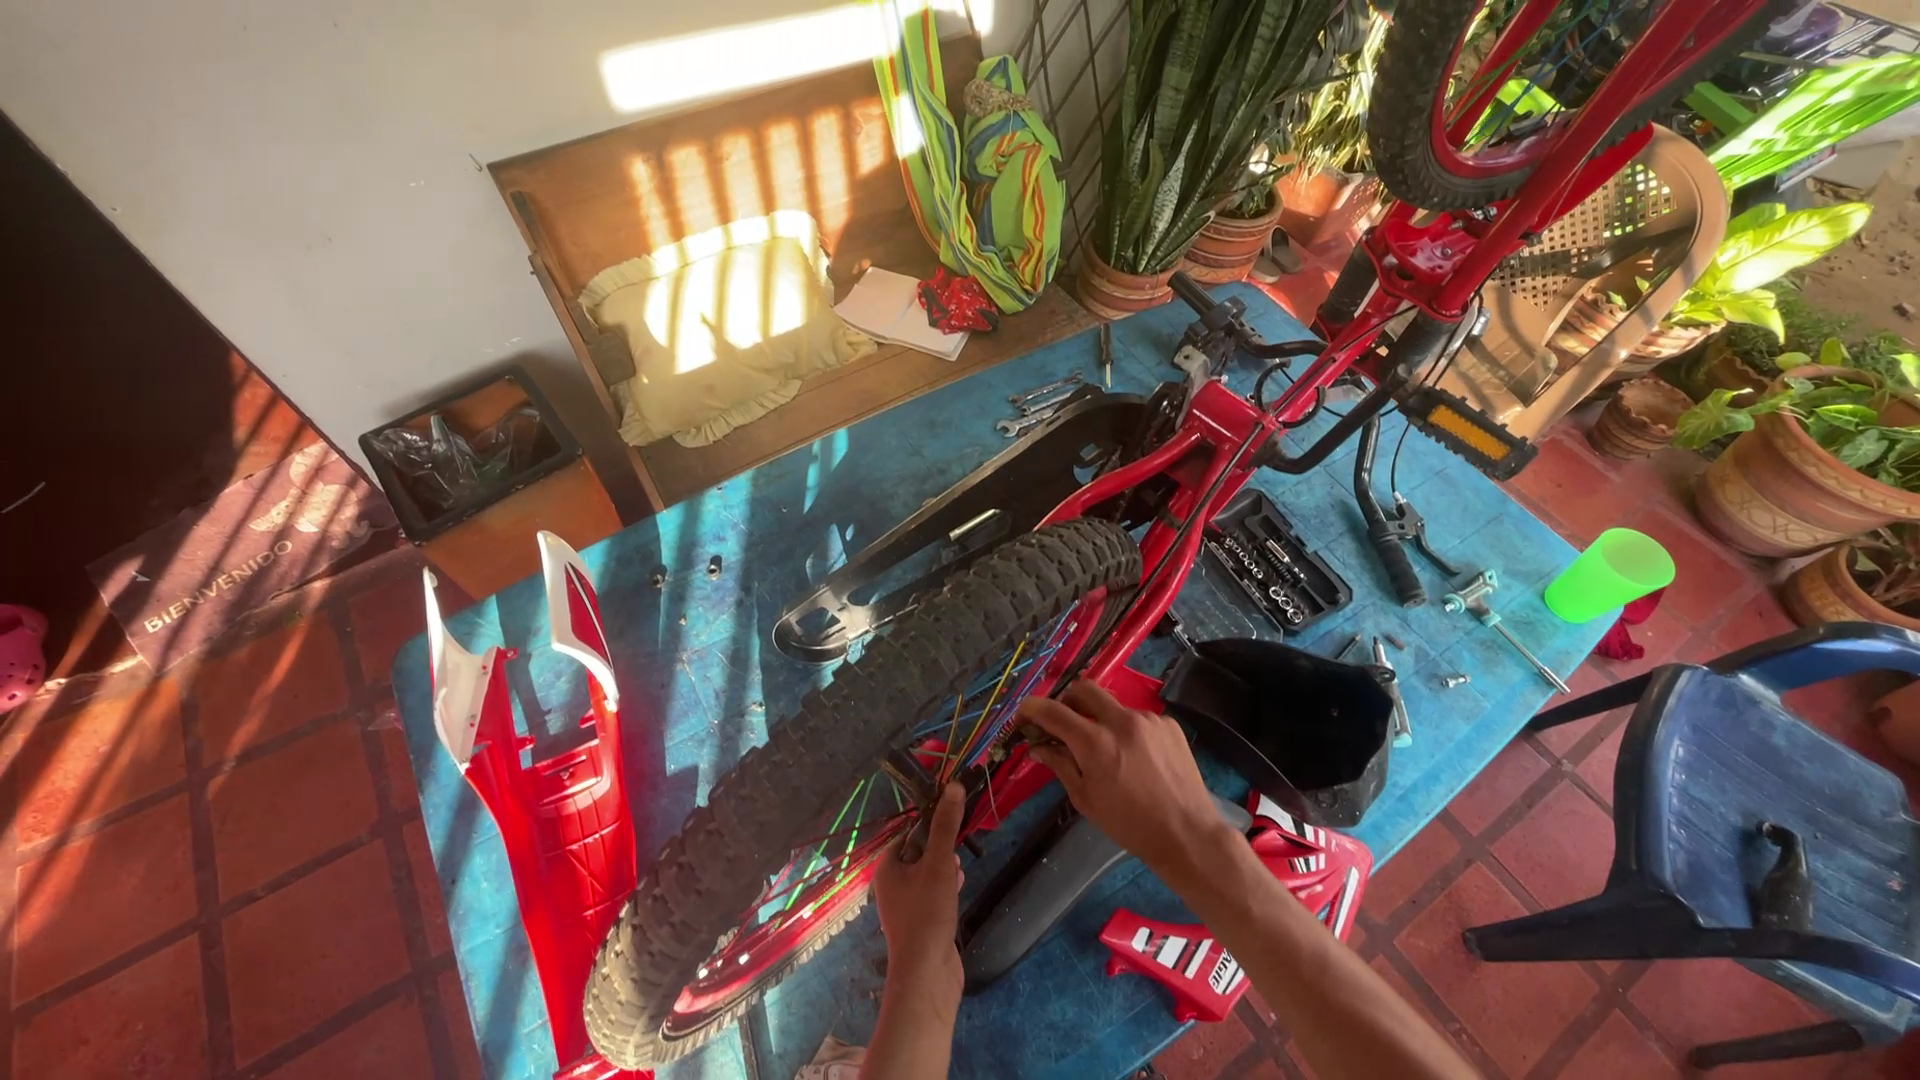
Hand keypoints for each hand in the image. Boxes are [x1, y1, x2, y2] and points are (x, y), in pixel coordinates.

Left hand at [872, 781, 966, 995]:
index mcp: (886, 867)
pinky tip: (960, 889)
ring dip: (945, 868)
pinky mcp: (920, 923)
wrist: (927, 974)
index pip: (908, 833)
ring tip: (959, 871)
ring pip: (928, 874)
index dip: (929, 826)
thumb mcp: (938, 863)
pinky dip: (947, 888)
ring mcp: (905, 906)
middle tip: (956, 851)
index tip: (952, 821)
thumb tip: (954, 786)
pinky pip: (933, 894)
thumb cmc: (927, 913)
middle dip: (939, 849)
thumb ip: (946, 825)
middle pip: (918, 853)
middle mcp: (890, 885)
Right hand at [1018, 681, 1233, 876]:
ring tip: (1107, 750)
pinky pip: (1138, 718)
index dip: (1032, 708)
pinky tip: (1136, 757)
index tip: (1024, 715)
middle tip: (1064, 724)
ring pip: (1113, 706)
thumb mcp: (1085, 798)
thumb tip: (1037, 748)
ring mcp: (1148, 719)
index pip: (1052, 711)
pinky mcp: (1169, 724)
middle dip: (1067, 701)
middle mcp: (1121, 721)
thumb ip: (1059, 765)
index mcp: (1094, 742)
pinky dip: (1127, 731)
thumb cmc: (1128, 824)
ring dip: (1100, 719)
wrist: (1186, 833)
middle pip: (1083, 689)